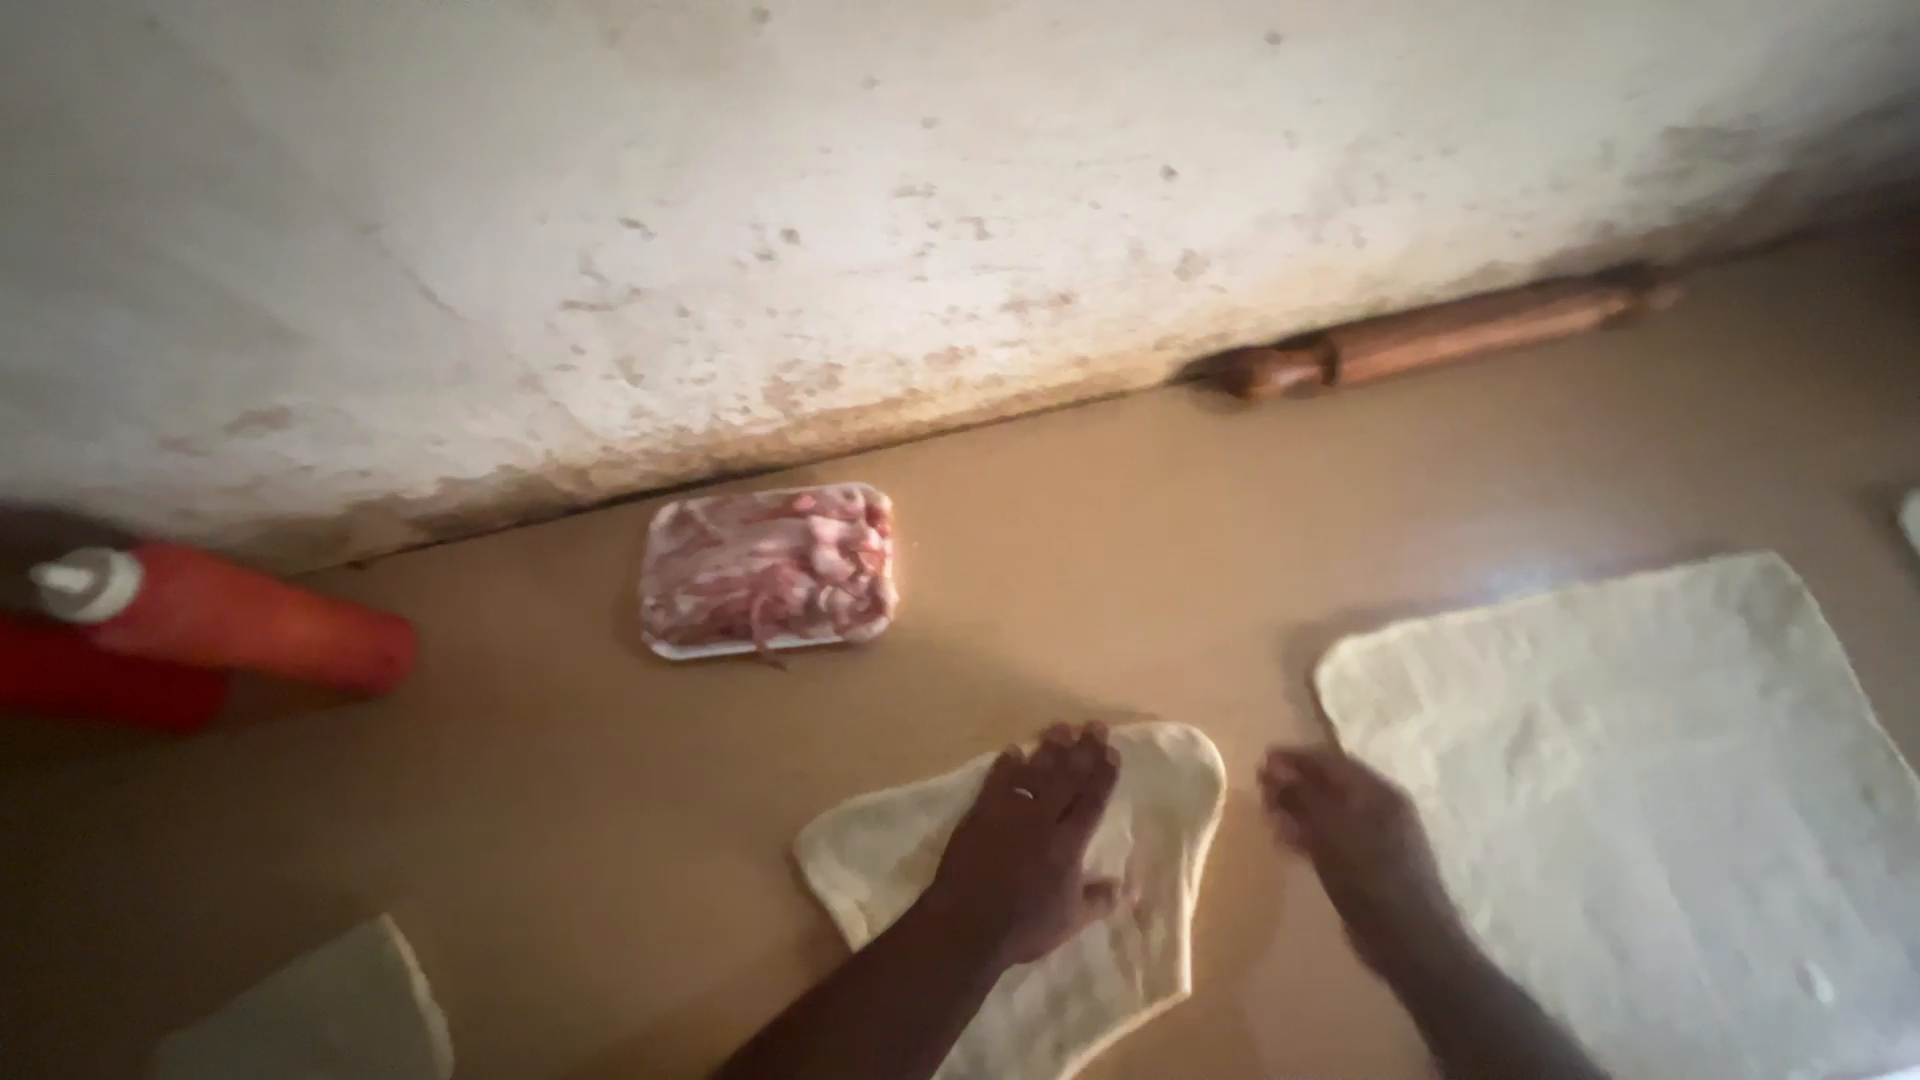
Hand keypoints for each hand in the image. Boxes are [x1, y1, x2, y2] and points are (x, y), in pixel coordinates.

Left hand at [923, 722, 1125, 966]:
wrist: (967, 922)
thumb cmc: (1023, 926)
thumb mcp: (1070, 921)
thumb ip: (1100, 900)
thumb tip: (1131, 886)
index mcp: (1068, 844)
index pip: (1091, 801)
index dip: (1103, 775)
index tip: (1112, 751)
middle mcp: (1042, 820)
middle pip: (1067, 778)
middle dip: (1083, 750)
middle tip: (1095, 725)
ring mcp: (1010, 813)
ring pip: (1035, 773)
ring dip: (1049, 749)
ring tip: (1061, 727)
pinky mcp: (980, 813)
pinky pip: (997, 782)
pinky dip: (1006, 765)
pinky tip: (1014, 749)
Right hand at [1258, 745, 1471, 975]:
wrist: (1410, 942)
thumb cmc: (1369, 877)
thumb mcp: (1329, 830)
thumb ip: (1302, 795)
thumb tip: (1275, 767)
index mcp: (1377, 792)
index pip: (1330, 761)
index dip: (1294, 757)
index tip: (1262, 760)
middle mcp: (1379, 809)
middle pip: (1328, 784)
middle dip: (1292, 784)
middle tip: (1260, 791)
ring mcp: (1376, 838)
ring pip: (1327, 812)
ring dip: (1296, 810)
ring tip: (1268, 817)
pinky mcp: (1367, 865)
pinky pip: (1332, 838)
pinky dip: (1307, 834)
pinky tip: (1286, 843)